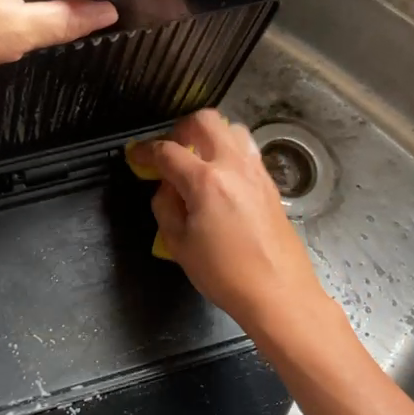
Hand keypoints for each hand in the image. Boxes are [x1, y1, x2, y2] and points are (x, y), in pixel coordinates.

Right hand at [142, 110, 328, 333]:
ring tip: (197, 161)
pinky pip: (247, 151)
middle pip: (205, 121)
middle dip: (181, 130)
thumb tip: (166, 187)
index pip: (167, 151)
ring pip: (231, 129)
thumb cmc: (224, 274)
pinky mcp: (270, 184)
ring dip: (209, 136)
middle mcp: (233, 166)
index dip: (144, 151)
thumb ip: (165, 207)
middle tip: (170, 152)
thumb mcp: (178, 244)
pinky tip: (220, 178)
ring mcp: (256, 172)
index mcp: (205, 182)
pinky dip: (228, 152)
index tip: (135, 155)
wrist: (278, 293)